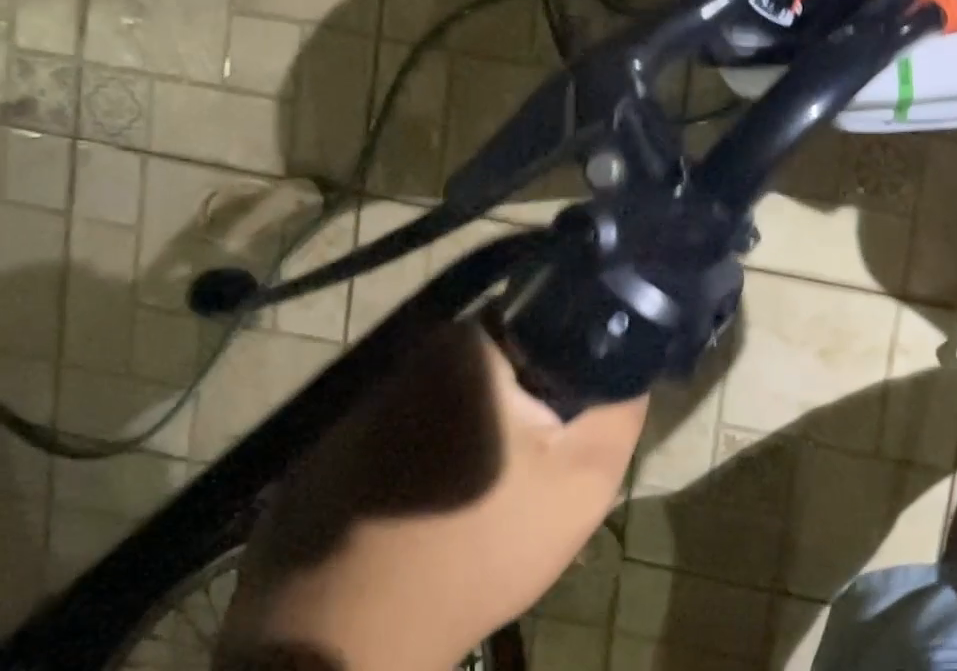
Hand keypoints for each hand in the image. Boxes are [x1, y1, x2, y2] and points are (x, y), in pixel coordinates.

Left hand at [217, 323, 647, 670]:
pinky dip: (424, 461)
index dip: (572, 362)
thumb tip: (636, 364)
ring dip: (471, 432)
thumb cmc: (479, 551)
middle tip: (537, 461)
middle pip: (492, 364)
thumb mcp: (585, 481)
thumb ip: (620, 408)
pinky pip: (398, 439)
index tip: (574, 415)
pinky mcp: (318, 459)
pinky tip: (435, 513)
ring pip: (444, 401)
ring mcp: (349, 414)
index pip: (540, 320)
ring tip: (487, 492)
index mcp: (464, 352)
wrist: (349, 648)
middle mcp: (399, 366)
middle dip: (522, 401)